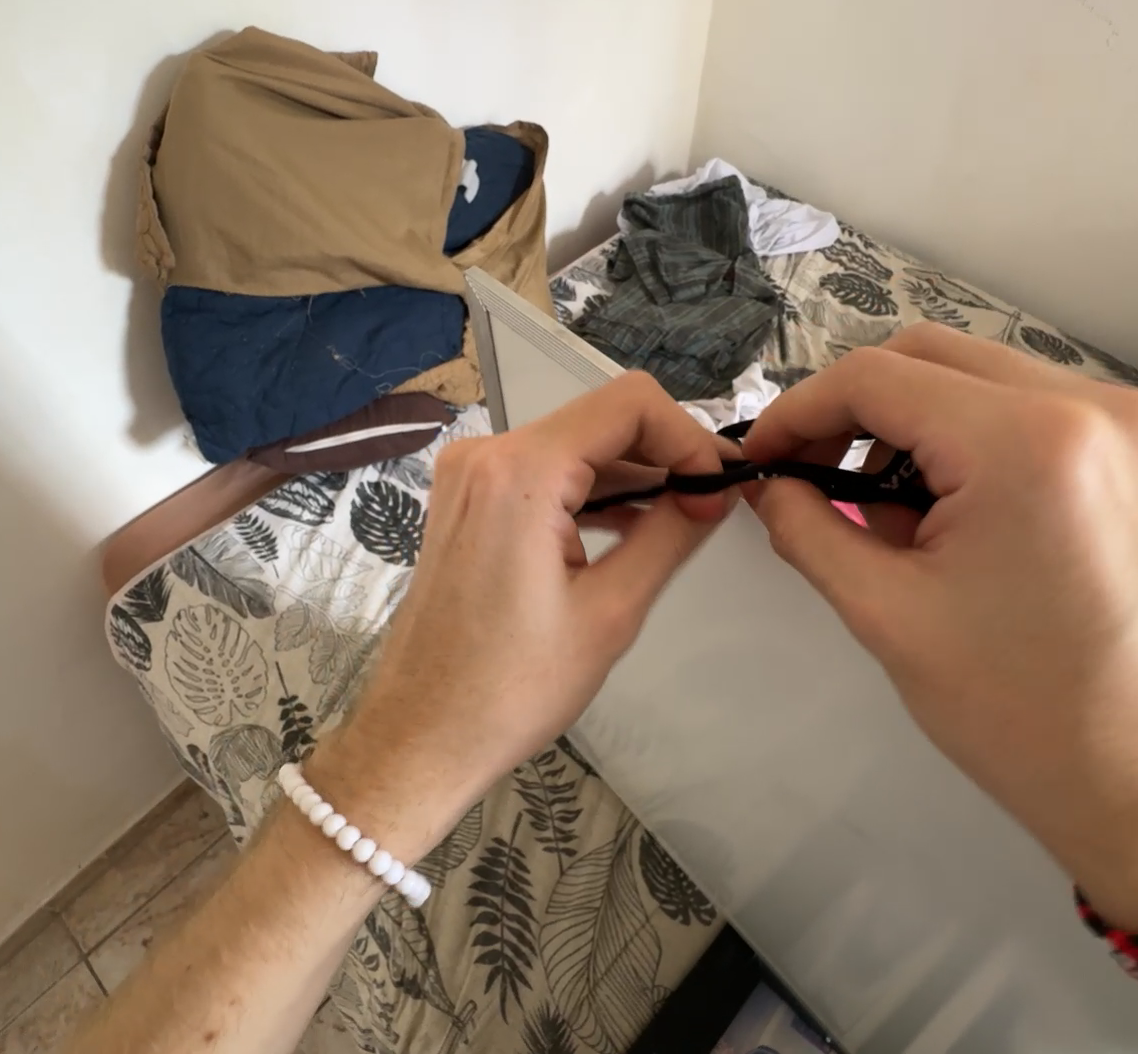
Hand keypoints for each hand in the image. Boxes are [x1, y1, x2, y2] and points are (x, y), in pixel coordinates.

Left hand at [308, 372, 728, 860]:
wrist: (423, 733)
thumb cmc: (512, 688)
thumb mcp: (610, 611)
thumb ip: (670, 535)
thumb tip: (713, 492)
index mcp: (518, 471)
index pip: (628, 404)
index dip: (687, 437)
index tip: (715, 490)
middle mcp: (484, 454)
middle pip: (600, 422)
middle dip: (663, 457)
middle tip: (709, 508)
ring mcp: (468, 476)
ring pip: (572, 449)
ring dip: (630, 478)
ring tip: (679, 524)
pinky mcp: (465, 502)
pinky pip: (541, 477)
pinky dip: (589, 495)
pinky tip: (629, 529)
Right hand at [742, 324, 1137, 931]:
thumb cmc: (1013, 710)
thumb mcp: (881, 611)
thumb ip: (804, 525)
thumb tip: (766, 482)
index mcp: (1030, 444)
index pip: (875, 378)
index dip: (796, 411)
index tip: (759, 457)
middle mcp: (1095, 404)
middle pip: (925, 356)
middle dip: (846, 409)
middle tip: (802, 472)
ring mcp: (1132, 421)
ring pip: (972, 374)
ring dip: (900, 421)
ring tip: (867, 498)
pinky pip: (1020, 405)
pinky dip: (956, 435)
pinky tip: (934, 501)